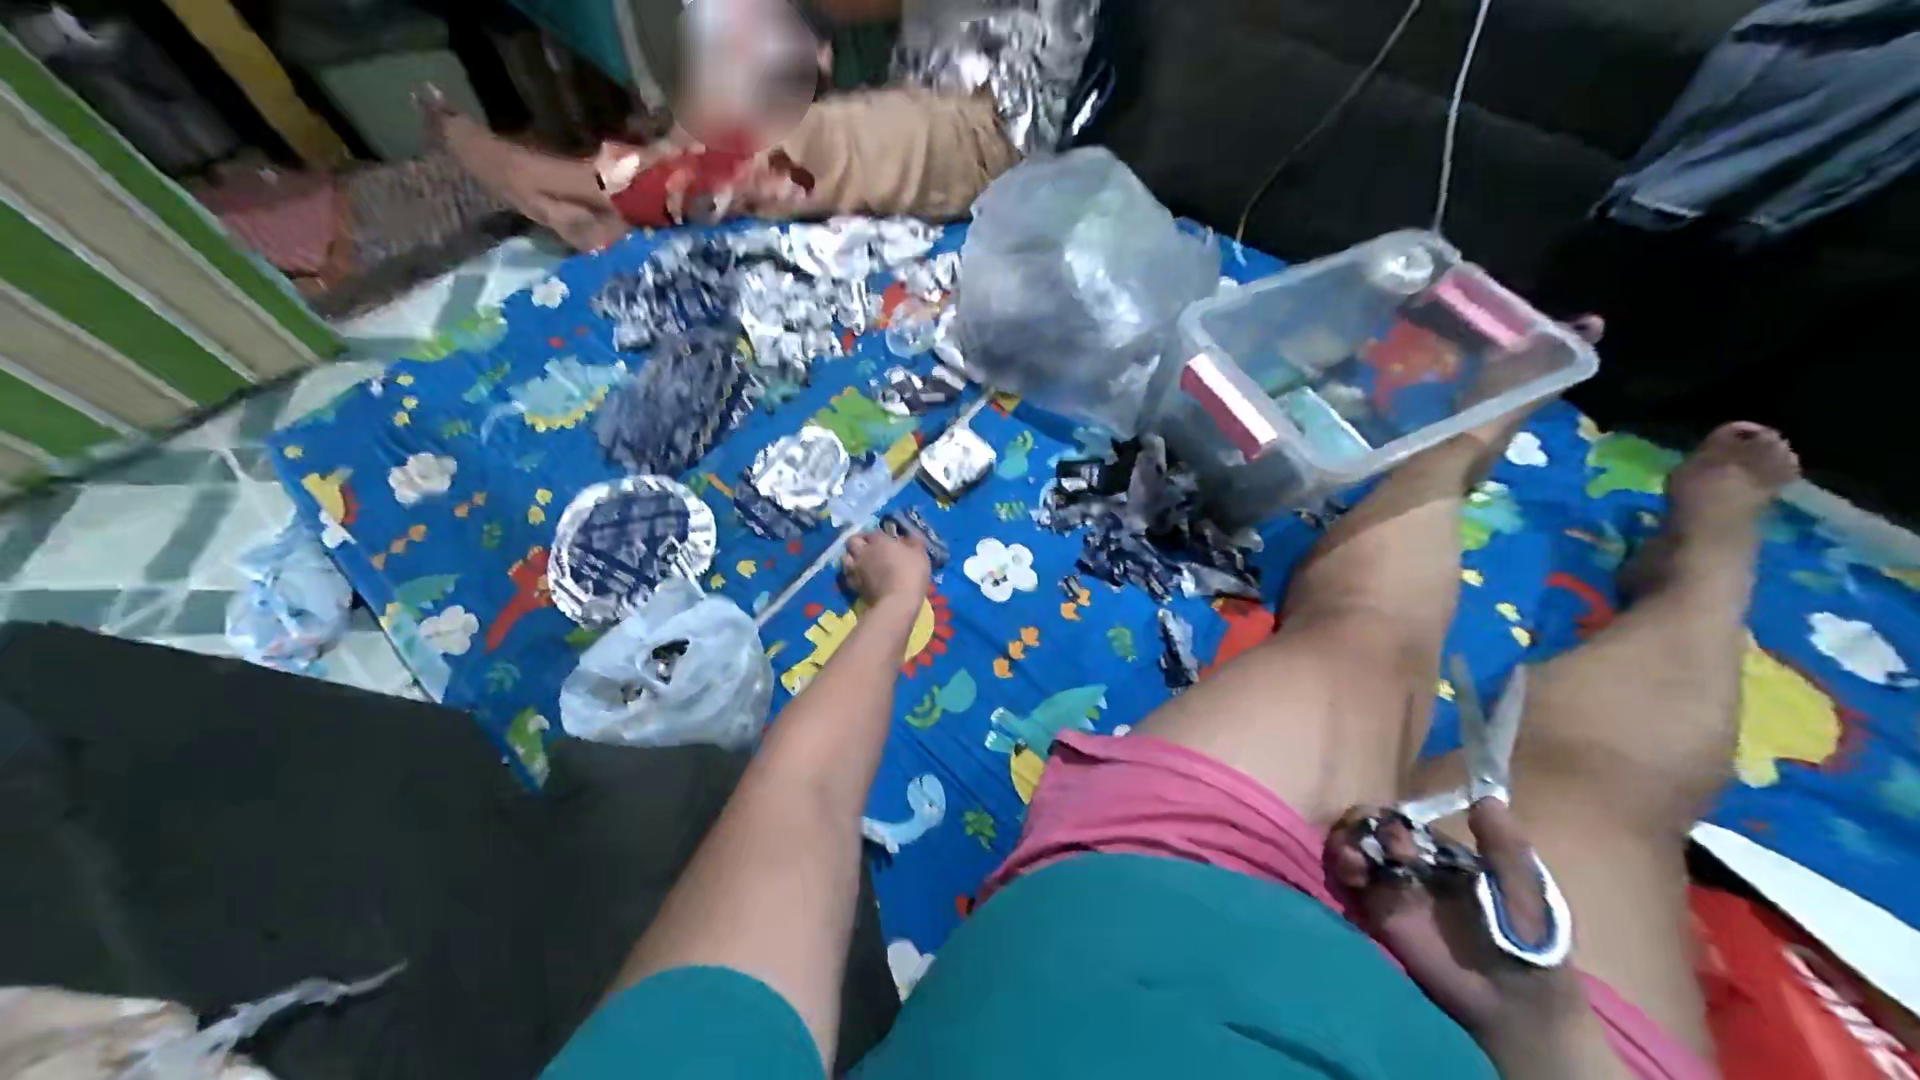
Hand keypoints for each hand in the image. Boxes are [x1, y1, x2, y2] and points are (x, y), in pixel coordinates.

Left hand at [842, 528, 929, 609]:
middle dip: (858, 542)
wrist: (897, 601)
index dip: (878, 535)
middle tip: (868, 547)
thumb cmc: (911, 573)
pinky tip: (859, 577)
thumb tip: (907, 535)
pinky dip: (852, 574)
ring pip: (845, 558)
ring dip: (851, 557)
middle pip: (852, 541)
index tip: (886, 540)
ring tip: (860, 562)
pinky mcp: (854, 585)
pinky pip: (848, 575)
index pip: (873, 532)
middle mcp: (864, 551)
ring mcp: (857, 568)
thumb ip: (913, 541)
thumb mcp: (920, 553)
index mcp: (879, 541)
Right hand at [1327, 800, 1585, 1038]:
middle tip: (1365, 846)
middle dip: (1360, 827)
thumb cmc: (1527, 943)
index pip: (1403, 819)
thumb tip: (1486, 798)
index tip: (1396, 837)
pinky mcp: (1377, 912)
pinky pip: (1349, 880)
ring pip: (1353, 847)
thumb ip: (1506, 847)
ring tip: (1350, 861)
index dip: (1391, 820)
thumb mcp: (1527, 890)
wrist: (1514, 1005)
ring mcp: (1391, 886)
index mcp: (1440, 851)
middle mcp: (1409, 862)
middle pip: (1370, 828)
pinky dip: (1341, 868)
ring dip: (1344, 843)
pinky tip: (1349, 875)